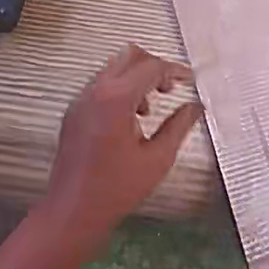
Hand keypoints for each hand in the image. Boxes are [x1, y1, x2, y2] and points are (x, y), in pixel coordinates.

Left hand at [43, 45, 203, 235]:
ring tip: (150, 108)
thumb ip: (179, 127)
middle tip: (170, 88)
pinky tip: (129, 119)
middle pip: (129, 56)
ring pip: (113, 68)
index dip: (174, 70)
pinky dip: (119, 90)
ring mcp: (80, 99)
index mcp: (116, 99)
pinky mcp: (73, 111)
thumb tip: (196, 107)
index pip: (150, 67)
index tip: (189, 80)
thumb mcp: (157, 159)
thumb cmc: (117, 189)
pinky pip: (100, 85)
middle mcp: (95, 91)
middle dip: (154, 66)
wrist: (72, 212)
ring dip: (135, 78)